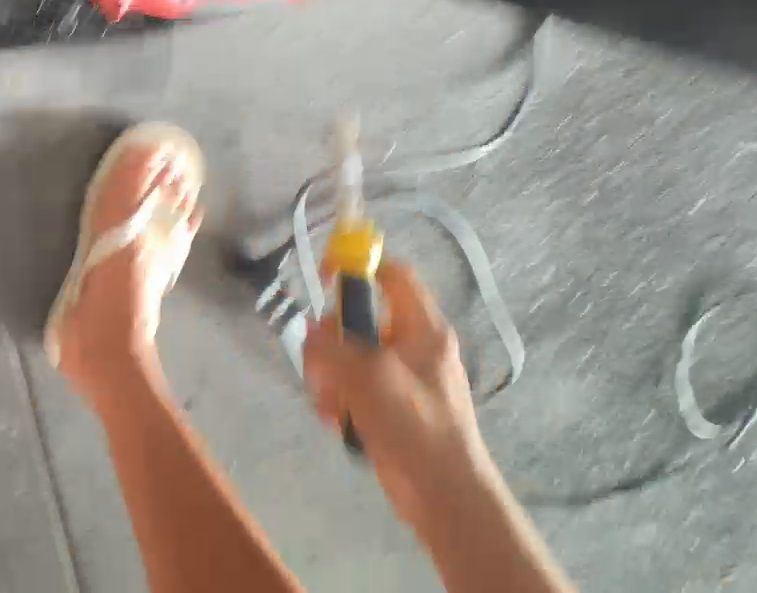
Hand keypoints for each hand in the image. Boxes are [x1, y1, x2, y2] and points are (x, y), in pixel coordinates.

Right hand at [302, 257, 494, 531]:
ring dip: (326, 373)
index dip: (358, 264)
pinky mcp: (384, 398)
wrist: (443, 493)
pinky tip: (336, 416)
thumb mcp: (367, 374)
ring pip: (342, 350)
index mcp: (422, 329)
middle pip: (353, 316)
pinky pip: (346, 378)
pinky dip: (335, 393)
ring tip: (330, 402)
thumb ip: (332, 341)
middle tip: (323, 365)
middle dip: (328, 341)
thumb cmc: (415, 425)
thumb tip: (313, 326)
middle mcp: (410, 344)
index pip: (392, 273)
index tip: (323, 275)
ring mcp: (396, 372)